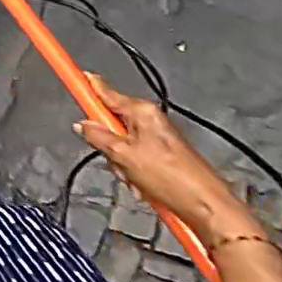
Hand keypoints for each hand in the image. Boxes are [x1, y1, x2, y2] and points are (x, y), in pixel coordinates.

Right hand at [75, 73, 262, 243]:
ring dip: (120, 163)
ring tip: (133, 177)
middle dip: (105, 144)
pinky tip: (142, 185)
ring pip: (119, 145)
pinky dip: (133, 173)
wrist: (206, 206)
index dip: (87, 86)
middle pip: (110, 123)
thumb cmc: (174, 178)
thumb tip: (82, 125)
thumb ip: (98, 137)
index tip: (75, 74)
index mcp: (142, 112)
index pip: (106, 92)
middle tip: (114, 158)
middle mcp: (150, 120)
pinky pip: (133, 159)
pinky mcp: (160, 156)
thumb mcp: (123, 155)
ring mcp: (155, 138)